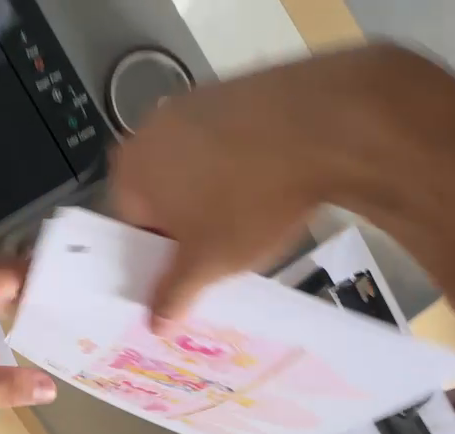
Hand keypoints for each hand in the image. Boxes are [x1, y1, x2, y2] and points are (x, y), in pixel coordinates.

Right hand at [109, 45, 454, 321]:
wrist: (327, 126)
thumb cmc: (248, 202)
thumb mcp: (207, 264)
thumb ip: (172, 295)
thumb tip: (154, 322)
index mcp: (129, 172)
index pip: (128, 231)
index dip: (153, 263)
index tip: (178, 282)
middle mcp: (150, 129)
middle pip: (158, 198)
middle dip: (181, 232)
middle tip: (211, 263)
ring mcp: (194, 103)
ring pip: (192, 172)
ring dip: (209, 203)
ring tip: (243, 232)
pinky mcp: (235, 90)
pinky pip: (222, 147)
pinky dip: (236, 172)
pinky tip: (266, 193)